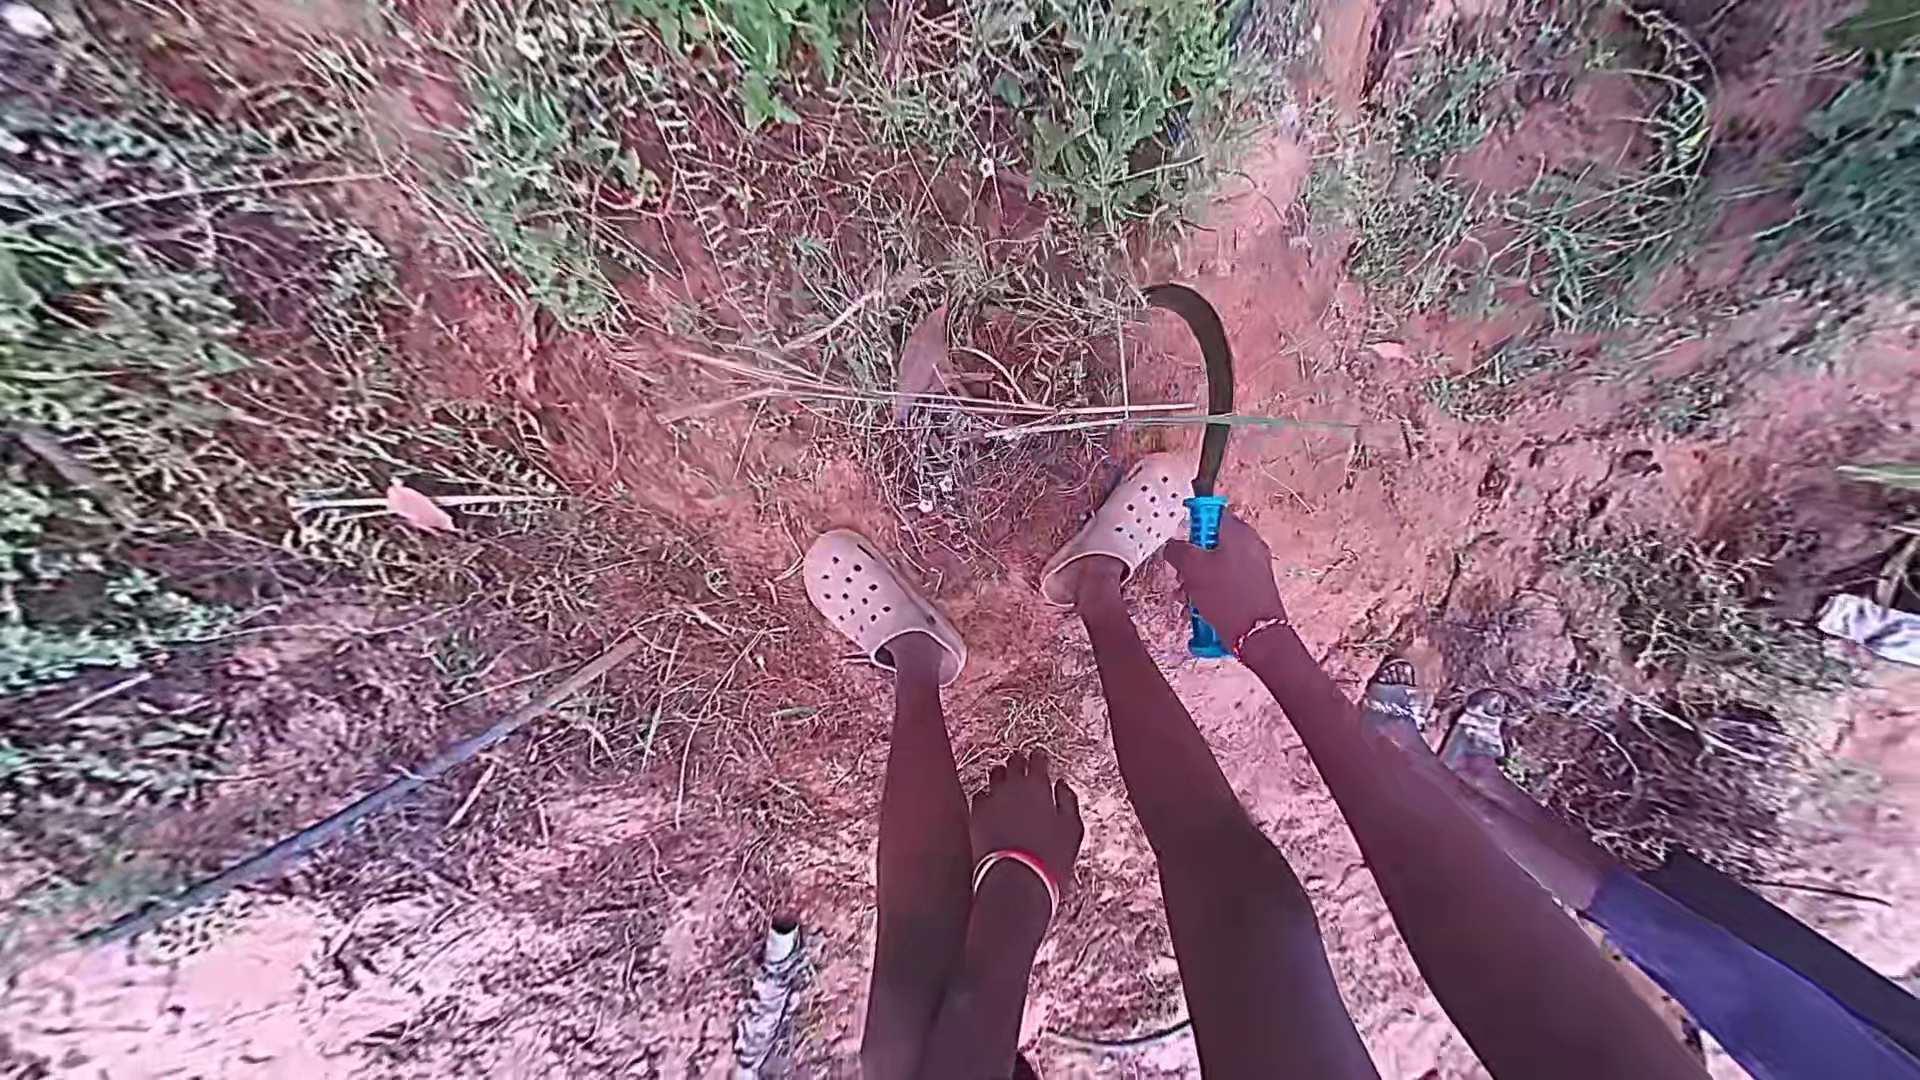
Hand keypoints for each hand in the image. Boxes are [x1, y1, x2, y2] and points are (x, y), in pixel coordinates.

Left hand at [970, 750, 1082, 903]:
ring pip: (995, 774)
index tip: (1041, 763)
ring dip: (1002, 776)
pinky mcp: (976, 813)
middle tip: (1024, 769)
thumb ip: (1068, 801)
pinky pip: (981, 795)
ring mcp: (992, 798)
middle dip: (1019, 763)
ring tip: (1008, 784)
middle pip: (1014, 762)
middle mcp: (1012, 785)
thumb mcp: (1072, 830)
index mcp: (1037, 785)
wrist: (1015, 881)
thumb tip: (1061, 784)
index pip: (1037, 760)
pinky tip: (992, 805)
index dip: (1039, 760)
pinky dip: (987, 796)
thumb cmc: (1050, 859)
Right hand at [1164, 511, 1286, 646]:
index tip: (1181, 540)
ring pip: (1216, 563)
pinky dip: (1210, 590)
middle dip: (1191, 558)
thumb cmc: (1226, 596)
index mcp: (1238, 533)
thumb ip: (1177, 550)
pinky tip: (1199, 607)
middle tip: (1181, 573)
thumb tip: (1173, 546)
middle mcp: (1250, 545)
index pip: (1211, 512)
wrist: (1256, 635)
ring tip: (1186, 596)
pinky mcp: (1253, 587)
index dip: (1192, 523)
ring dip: (1196, 578)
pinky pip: (1225, 580)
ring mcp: (1253, 567)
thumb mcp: (1191, 567)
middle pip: (1211, 541)